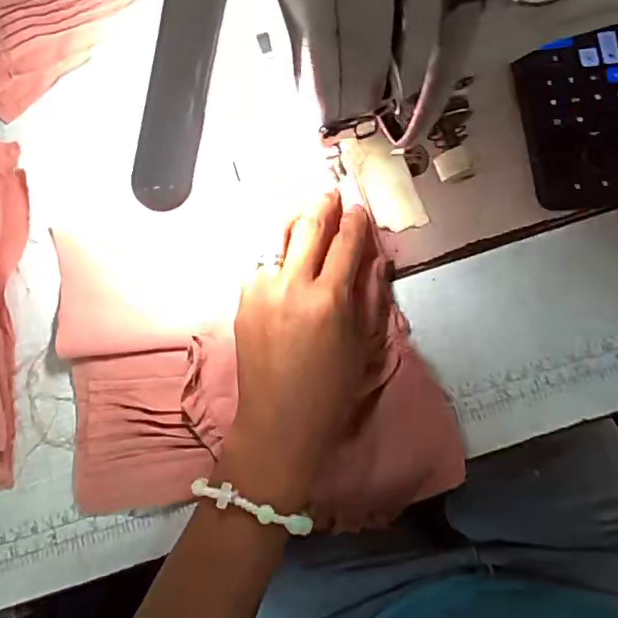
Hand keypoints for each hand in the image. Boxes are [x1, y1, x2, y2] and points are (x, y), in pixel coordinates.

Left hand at [221, 191, 387, 510]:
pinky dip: (276, 255)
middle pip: (308, 228)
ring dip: (295, 224)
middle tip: (331, 195)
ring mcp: (262, 291)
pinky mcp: (243, 301)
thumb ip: (370, 296)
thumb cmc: (330, 390)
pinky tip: (284, 257)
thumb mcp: (362, 345)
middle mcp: (292, 286)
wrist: (279, 422)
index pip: (346, 244)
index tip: (359, 210)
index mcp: (330, 299)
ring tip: (306, 217)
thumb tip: (374, 261)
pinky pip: (262, 265)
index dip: (356, 222)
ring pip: (278, 239)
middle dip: (322, 206)